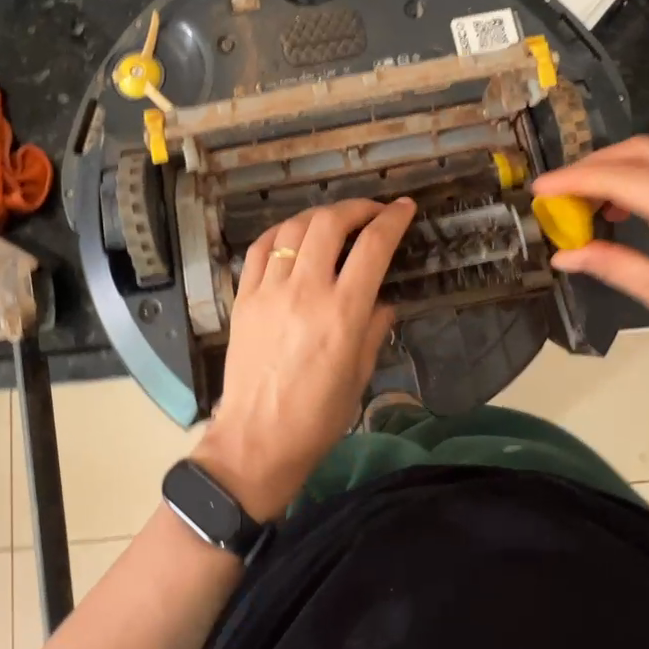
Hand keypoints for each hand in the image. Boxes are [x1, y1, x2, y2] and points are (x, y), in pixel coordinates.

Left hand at [192, 197, 416, 519]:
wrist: (257, 440)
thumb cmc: (317, 417)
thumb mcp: (360, 374)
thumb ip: (374, 329)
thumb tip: (384, 301)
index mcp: (342, 313)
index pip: (373, 247)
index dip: (393, 220)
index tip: (405, 208)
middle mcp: (305, 291)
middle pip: (330, 223)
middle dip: (356, 208)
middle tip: (372, 212)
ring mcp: (269, 291)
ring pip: (294, 229)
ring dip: (319, 215)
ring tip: (335, 220)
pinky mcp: (243, 298)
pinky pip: (260, 248)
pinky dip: (280, 232)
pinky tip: (293, 234)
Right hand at [531, 136, 648, 398]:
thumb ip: (613, 265)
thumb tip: (564, 255)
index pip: (623, 177)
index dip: (575, 180)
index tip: (538, 189)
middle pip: (643, 152)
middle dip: (595, 165)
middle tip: (559, 191)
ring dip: (621, 171)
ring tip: (586, 202)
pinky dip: (648, 182)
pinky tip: (629, 209)